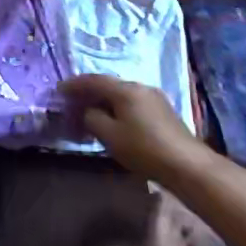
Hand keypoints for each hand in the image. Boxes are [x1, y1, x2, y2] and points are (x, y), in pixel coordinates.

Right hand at [61, 75, 209, 181]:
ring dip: (103, 101)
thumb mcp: (109, 135)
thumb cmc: (143, 148)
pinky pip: (132, 103)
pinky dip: (117, 108)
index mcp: (126, 89)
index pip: (93, 80)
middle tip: (72, 103)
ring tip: (89, 113)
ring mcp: (154, 98)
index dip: (74, 85)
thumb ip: (92, 118)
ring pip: (121, 94)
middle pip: (108, 85)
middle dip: (88, 93)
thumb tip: (87, 110)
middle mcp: (140, 86)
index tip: (59, 91)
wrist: (186, 164)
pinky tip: (112, 120)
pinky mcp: (162, 111)